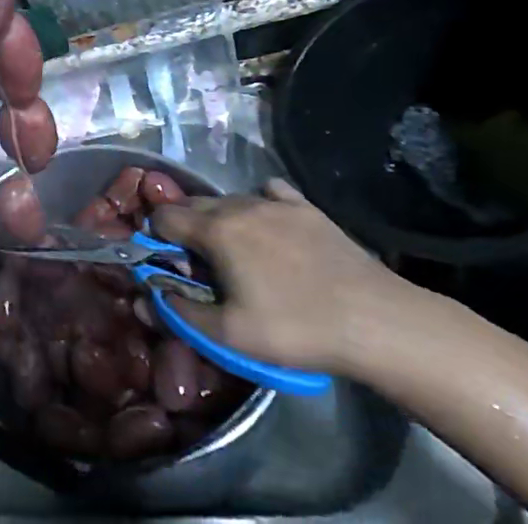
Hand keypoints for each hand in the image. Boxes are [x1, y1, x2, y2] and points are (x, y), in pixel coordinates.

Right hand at [150, 180, 411, 373]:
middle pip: (192, 203)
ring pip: (228, 200)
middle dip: (185, 228)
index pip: (164, 216)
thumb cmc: (295, 328)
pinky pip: (269, 193)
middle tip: (199, 265)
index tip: (168, 263)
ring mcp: (275, 201)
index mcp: (215, 229)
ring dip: (219, 220)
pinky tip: (270, 229)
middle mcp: (239, 204)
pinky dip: (258, 205)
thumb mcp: (229, 334)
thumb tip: (152, 293)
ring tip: (236, 254)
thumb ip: (181, 311)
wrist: (376, 321)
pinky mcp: (306, 207)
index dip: (156, 238)